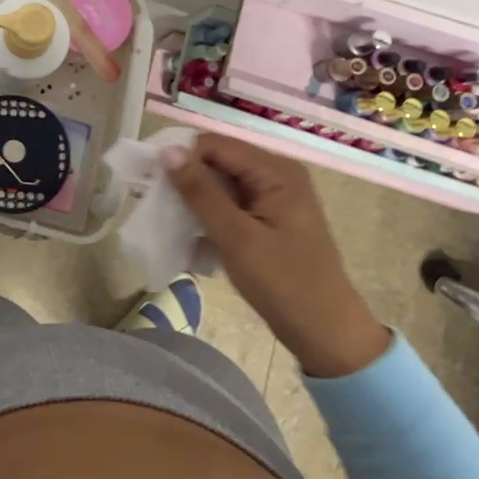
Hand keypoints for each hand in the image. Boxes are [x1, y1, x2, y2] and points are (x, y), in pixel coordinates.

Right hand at [164, 134, 389, 377]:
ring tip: (170, 219)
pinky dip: (210, 213)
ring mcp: (274, 195)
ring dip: (195, 198)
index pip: (215, 144)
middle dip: (186, 178)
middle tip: (156, 202)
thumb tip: (167, 151)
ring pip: (220, 181)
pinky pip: (230, 201)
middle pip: (218, 159)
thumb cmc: (285, 285)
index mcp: (276, 171)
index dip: (181, 157)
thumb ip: (201, 192)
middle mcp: (276, 174)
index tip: (151, 181)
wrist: (327, 334)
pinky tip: (193, 233)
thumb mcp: (237, 238)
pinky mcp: (268, 216)